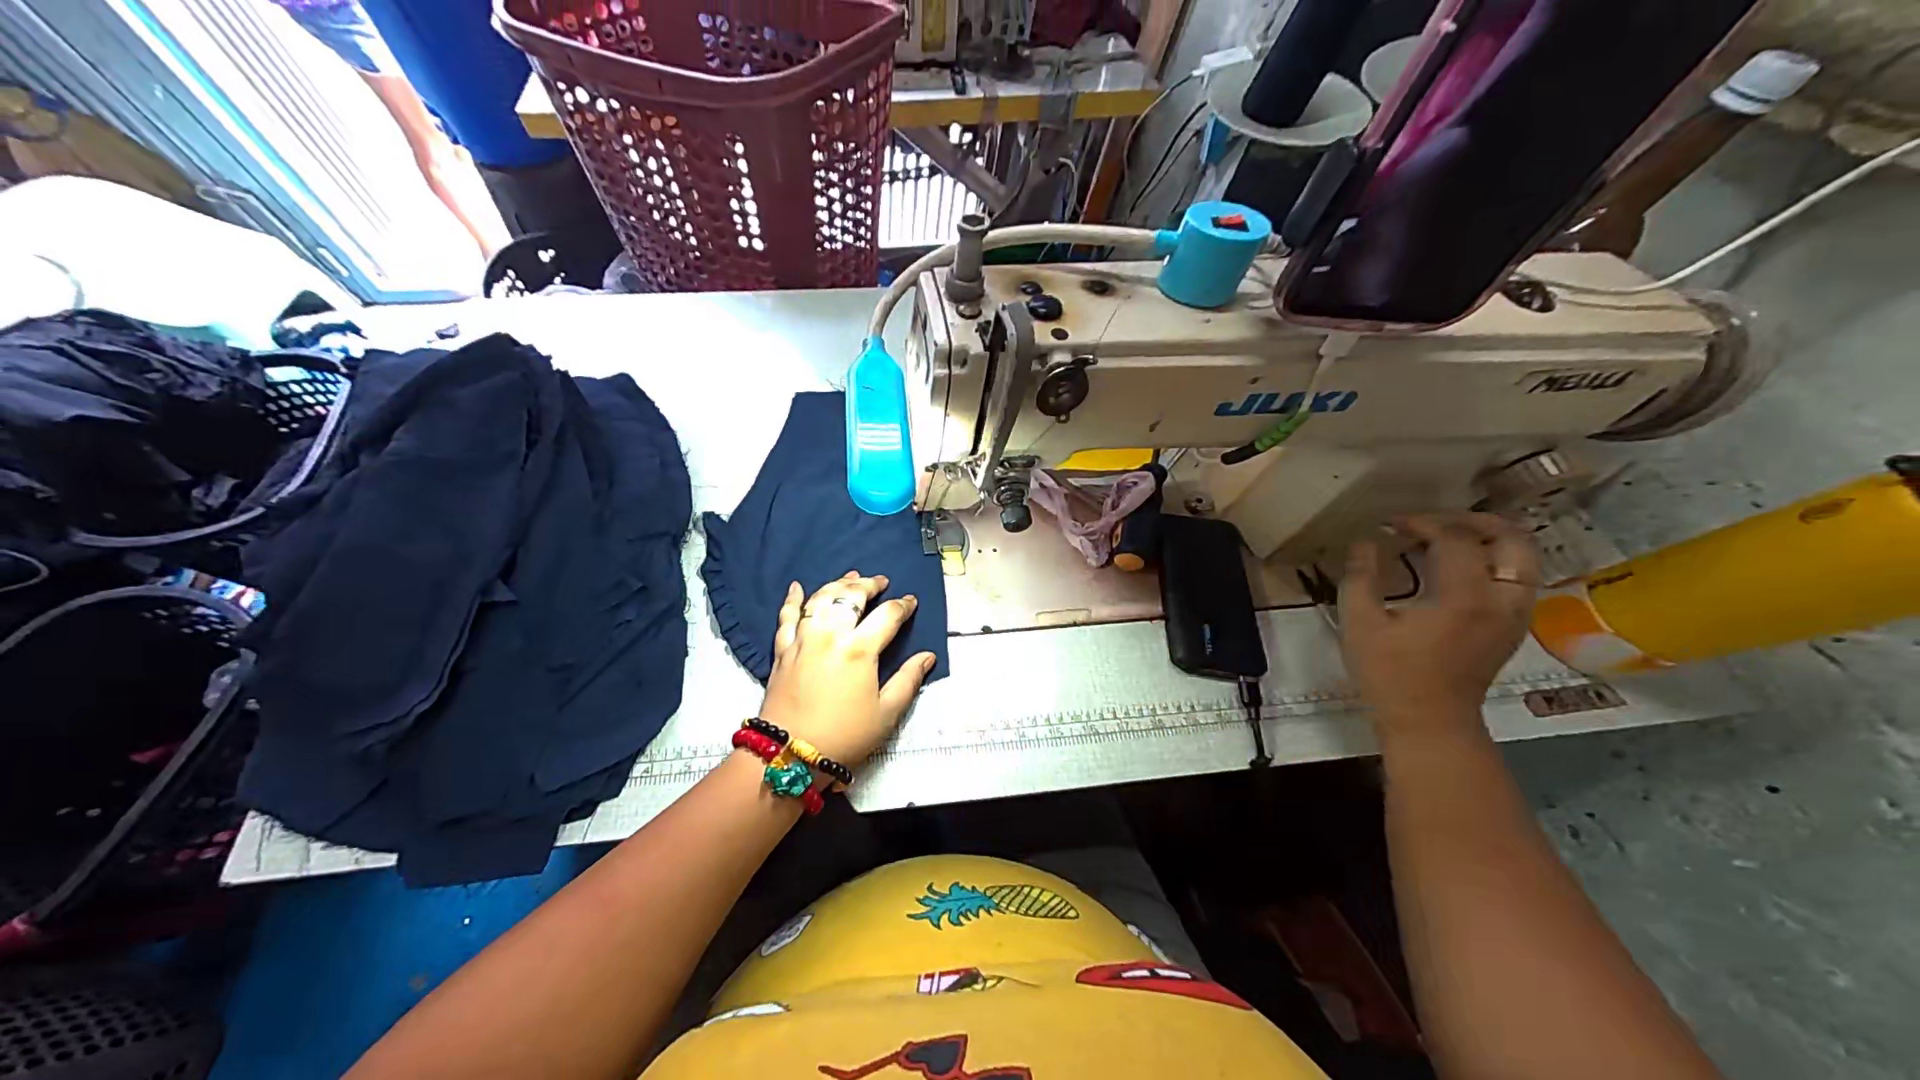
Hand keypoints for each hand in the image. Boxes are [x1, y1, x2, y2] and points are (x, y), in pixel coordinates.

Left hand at [757, 572, 936, 768]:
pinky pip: (787, 616)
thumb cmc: (844, 736)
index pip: (887, 615)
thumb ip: (909, 680)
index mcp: (859, 649)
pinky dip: (793, 599)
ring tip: (850, 578)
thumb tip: (928, 657)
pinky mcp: (782, 650)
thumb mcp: (886, 713)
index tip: (910, 602)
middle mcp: (830, 635)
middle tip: (880, 582)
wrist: (789, 753)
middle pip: (850, 597)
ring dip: (837, 584)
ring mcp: (802, 640)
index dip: (902, 606)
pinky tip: (796, 587)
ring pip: (820, 599)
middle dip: (869, 585)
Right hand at [1339, 513, 1541, 739]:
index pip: (1456, 538)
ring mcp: (1515, 614)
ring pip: (1524, 557)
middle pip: (1512, 538)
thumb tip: (1366, 541)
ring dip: (1490, 538)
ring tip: (1450, 539)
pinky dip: (1495, 560)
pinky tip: (1460, 568)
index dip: (1422, 522)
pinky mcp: (1514, 626)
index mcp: (1464, 596)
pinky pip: (1519, 577)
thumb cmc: (1390, 674)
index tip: (1391, 525)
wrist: (1429, 721)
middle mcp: (1501, 599)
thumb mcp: (1360, 622)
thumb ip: (1360, 576)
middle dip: (1472, 520)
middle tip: (1433, 522)